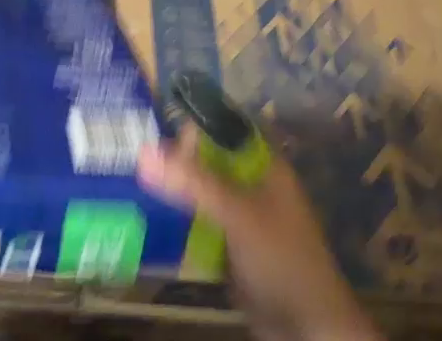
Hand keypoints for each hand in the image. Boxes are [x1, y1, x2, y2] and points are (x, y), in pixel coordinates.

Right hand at [139, 127, 382, 340]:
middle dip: (176, 156)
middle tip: (137, 154)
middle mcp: (252, 185)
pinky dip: (177, 216)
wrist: (307, 328)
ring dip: (174, 187)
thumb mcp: (237, 213)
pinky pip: (198, 221)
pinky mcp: (229, 244)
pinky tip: (149, 213)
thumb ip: (193, 181)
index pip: (226, 127)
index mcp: (264, 166)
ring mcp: (241, 216)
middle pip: (209, 159)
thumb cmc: (281, 259)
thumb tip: (145, 150)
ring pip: (201, 190)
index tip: (157, 120)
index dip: (196, 120)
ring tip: (134, 179)